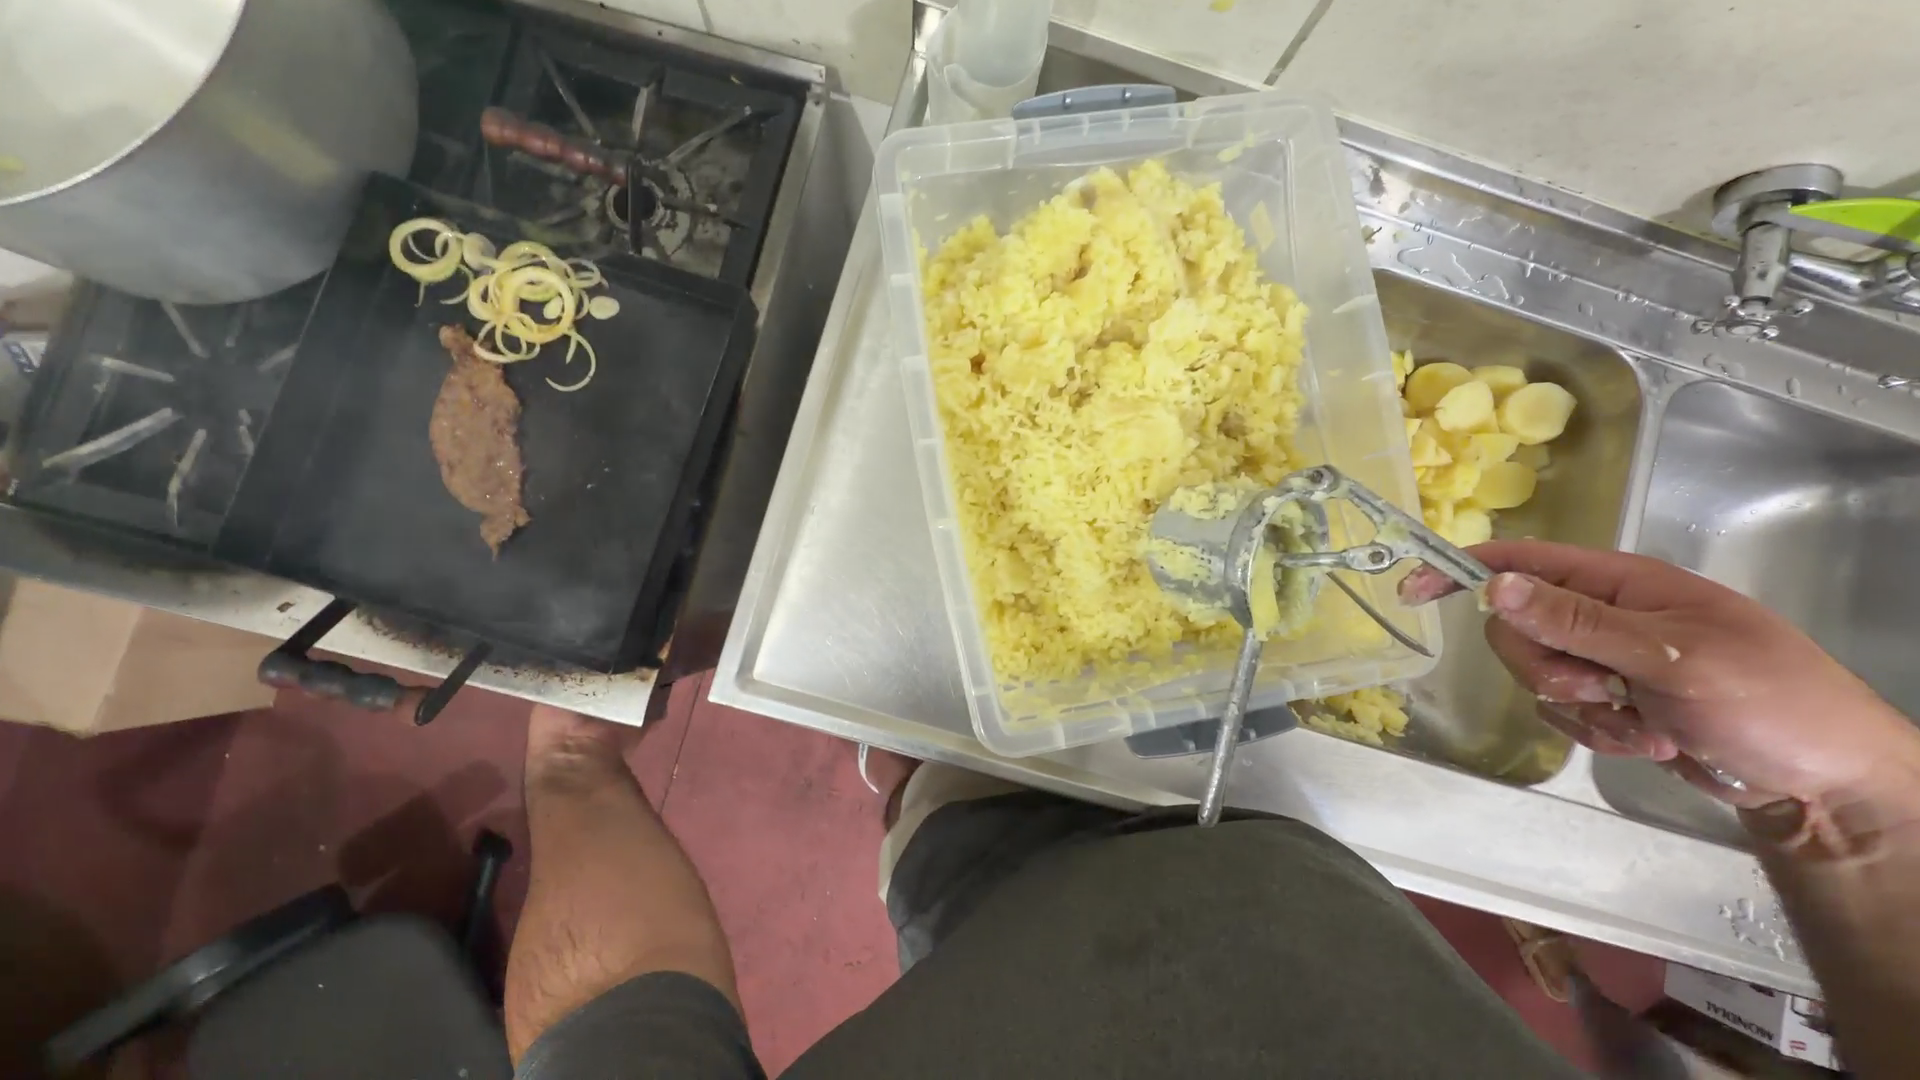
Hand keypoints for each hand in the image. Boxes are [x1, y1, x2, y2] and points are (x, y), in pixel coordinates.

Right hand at [1399, 541, 1919, 820]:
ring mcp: (1604, 658)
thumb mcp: (1669, 656)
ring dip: (1579, 709)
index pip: (1522, 562)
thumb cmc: (1768, 700)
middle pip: (1517, 628)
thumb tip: (1494, 584)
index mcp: (1620, 583)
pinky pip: (1560, 710)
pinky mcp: (1608, 700)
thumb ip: (1577, 621)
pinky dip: (1595, 731)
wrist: (1824, 782)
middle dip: (1545, 668)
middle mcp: (1603, 613)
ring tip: (1643, 725)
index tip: (1412, 590)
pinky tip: (1646, 740)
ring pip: (1534, 674)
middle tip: (1596, 691)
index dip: (1462, 569)